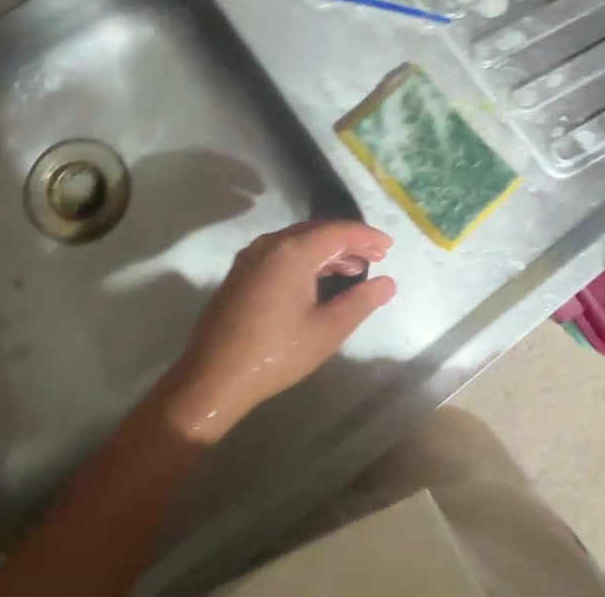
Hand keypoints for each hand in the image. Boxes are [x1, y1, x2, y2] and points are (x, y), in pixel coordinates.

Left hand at [158, 221, 396, 444]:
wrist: (215, 375)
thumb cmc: (276, 353)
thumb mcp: (326, 330)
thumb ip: (360, 302)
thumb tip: (388, 283)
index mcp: (291, 251)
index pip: (337, 231)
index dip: (366, 236)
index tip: (389, 248)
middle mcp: (269, 244)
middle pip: (316, 230)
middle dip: (348, 241)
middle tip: (376, 256)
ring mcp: (251, 256)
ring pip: (297, 241)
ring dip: (327, 250)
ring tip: (354, 269)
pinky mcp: (241, 272)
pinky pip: (280, 253)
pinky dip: (305, 258)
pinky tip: (318, 278)